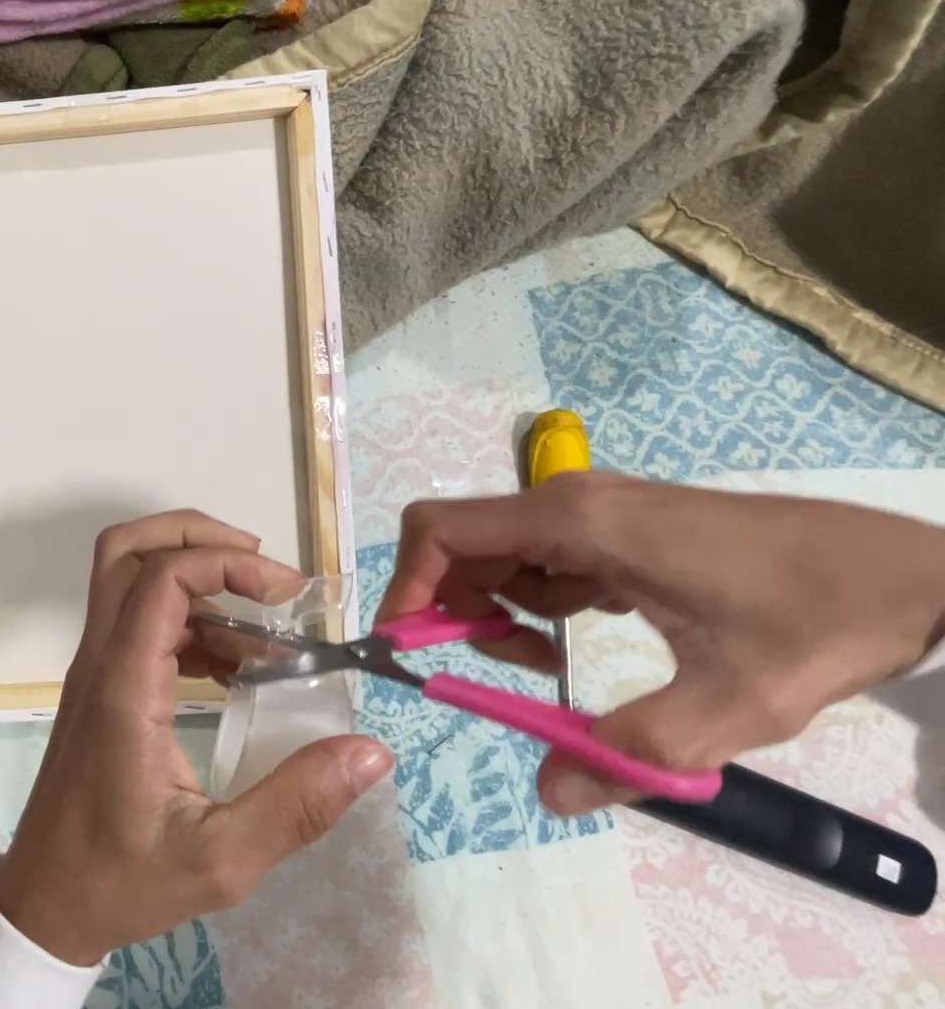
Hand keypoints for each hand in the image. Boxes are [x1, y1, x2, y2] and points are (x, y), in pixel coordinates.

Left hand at [0, 511, 393, 965]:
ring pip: (130, 582)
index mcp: (124, 687)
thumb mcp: (221, 859)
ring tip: (269, 628)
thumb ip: (296, 805)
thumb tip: (370, 750)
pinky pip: (139, 625)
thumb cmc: (124, 879)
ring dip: (196, 582)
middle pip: (126, 551)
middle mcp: (100, 661)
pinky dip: (188, 622)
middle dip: (195, 537)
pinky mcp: (101, 688)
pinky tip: (237, 668)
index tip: (287, 594)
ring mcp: (94, 671)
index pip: (161, 578)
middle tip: (264, 571)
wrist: (47, 898)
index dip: (224, 562)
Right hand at [379, 472, 944, 815]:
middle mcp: (567, 502)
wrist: (923, 575)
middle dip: (452, 610)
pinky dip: (530, 603)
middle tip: (488, 670)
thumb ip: (637, 750)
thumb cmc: (818, 621)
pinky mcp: (608, 524)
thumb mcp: (735, 701)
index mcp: (575, 522)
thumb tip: (552, 796)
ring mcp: (589, 509)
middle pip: (459, 546)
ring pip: (493, 555)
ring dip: (494, 612)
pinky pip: (533, 559)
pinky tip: (571, 637)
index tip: (408, 645)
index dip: (406, 585)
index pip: (440, 532)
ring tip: (545, 664)